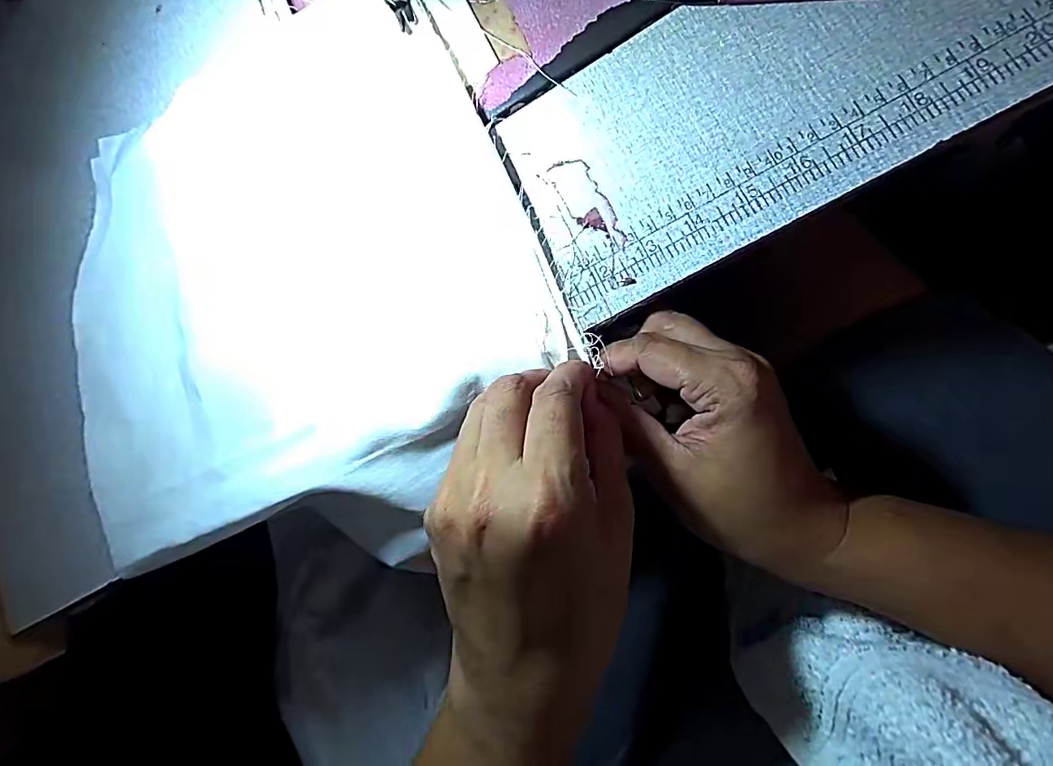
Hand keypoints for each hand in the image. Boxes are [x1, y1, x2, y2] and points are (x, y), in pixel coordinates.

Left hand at [420, 363, 632, 763]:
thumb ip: (606, 451)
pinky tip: (512, 451)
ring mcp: (454, 495)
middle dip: (539, 380)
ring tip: (537, 417)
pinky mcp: (435, 506)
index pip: (553, 399)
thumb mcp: (617, 529)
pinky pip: (466, 443)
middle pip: (507, 391)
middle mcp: (491, 486)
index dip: (572, 376)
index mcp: (548, 496)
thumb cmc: (586, 610)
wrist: (517, 676)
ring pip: (479, 409)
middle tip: (563, 395)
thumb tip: (593, 399)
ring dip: (512, 399)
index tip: (584, 376)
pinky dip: (492, 431)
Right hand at [601, 311, 847, 579]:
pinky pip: (695, 350)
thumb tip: (592, 391)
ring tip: (636, 399)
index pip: (652, 347)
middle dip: (632, 353)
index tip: (588, 384)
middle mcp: (738, 358)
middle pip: (666, 325)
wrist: (803, 526)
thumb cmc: (737, 510)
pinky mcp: (745, 371)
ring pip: (679, 332)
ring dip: (650, 358)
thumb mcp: (672, 471)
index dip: (613, 360)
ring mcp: (745, 361)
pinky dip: (669, 366)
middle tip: (614, 390)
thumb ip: (629, 423)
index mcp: (725, 382)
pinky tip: (661, 403)